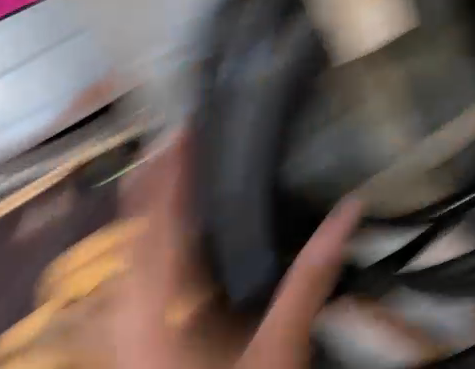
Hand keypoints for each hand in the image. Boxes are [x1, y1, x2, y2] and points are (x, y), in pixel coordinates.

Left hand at [112, 131, 361, 368]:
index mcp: (155, 313)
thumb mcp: (277, 352)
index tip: (185, 128)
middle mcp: (127, 319)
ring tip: (176, 176)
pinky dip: (152, 248)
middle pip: (132, 236)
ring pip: (126, 261)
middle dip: (153, 185)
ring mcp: (123, 338)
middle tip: (183, 139)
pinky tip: (173, 243)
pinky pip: (133, 283)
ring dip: (150, 215)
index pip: (159, 225)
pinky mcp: (134, 350)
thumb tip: (351, 209)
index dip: (170, 174)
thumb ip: (311, 278)